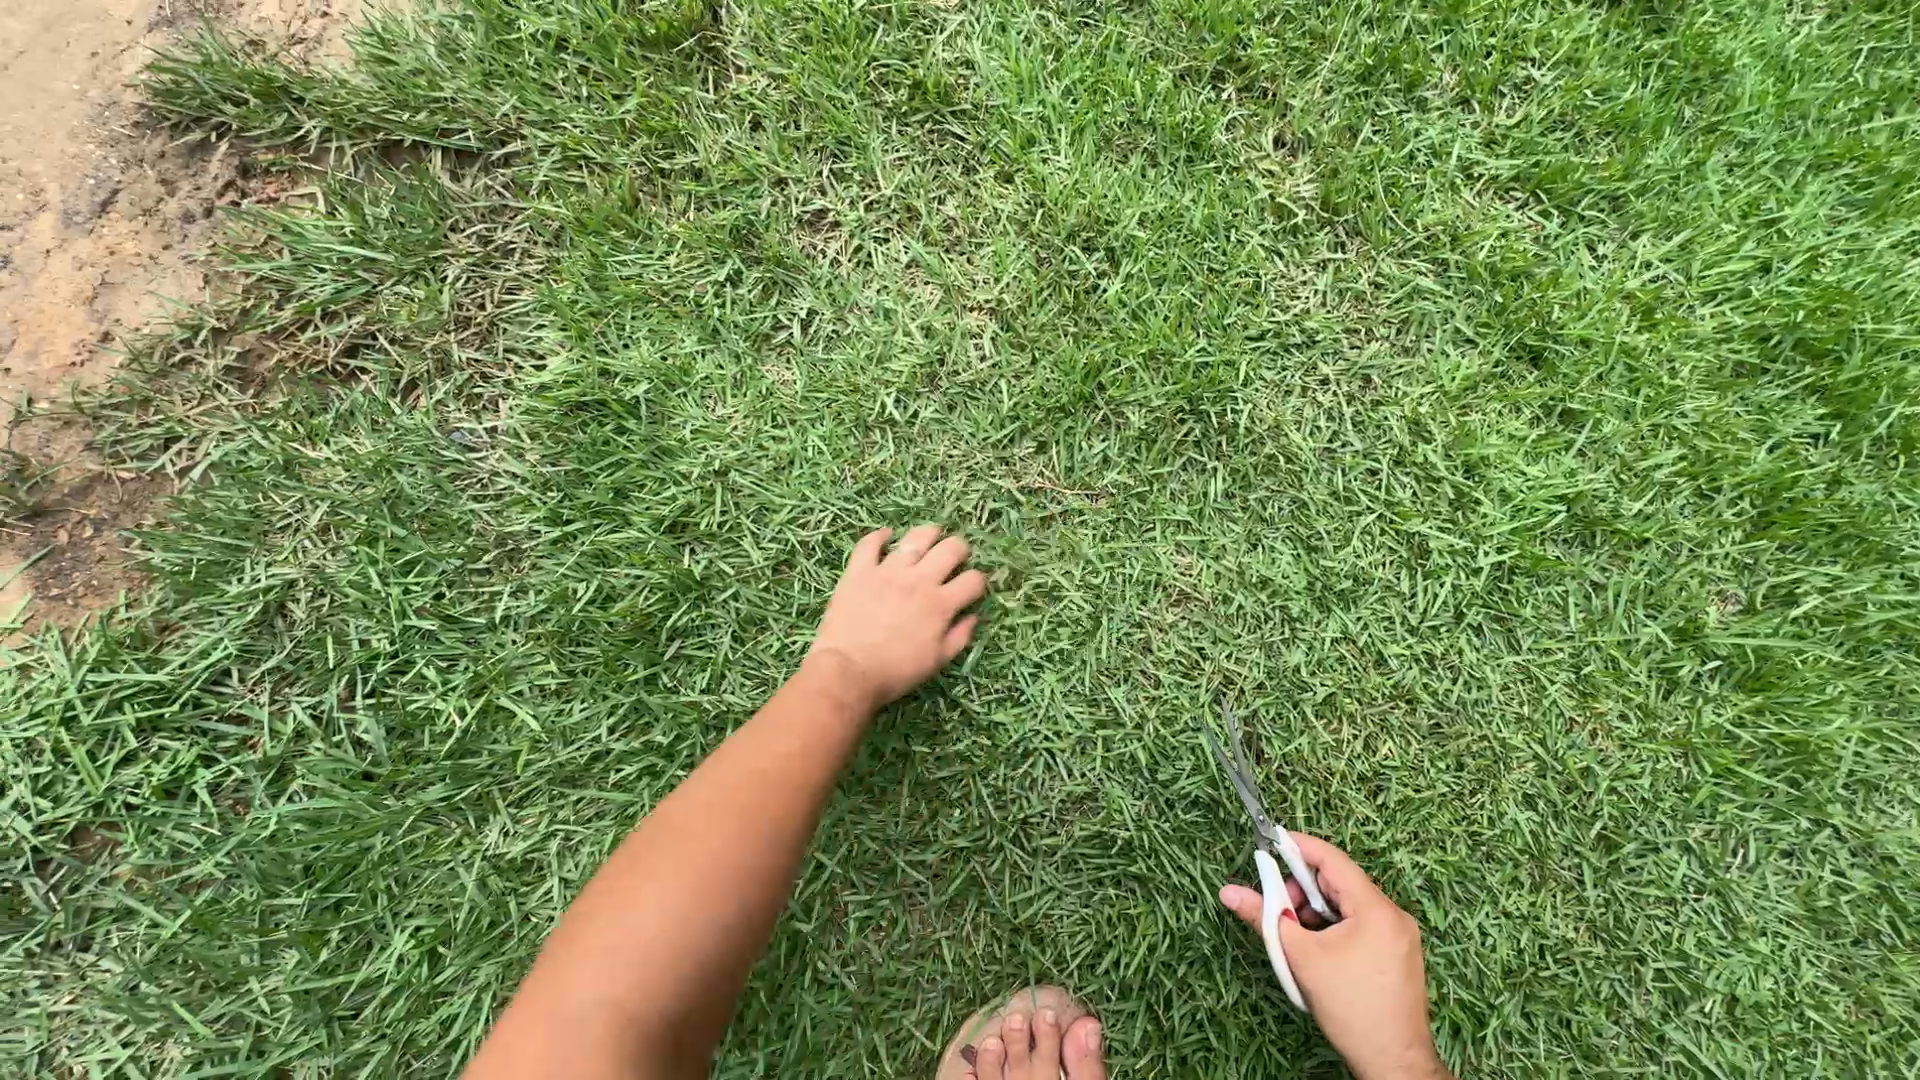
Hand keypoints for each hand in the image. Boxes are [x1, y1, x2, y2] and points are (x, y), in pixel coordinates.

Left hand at [804, 525, 986, 712]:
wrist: (848, 671)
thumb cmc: (896, 671)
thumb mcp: (936, 661)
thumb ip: (959, 637)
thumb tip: (974, 616)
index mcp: (940, 604)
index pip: (973, 580)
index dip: (979, 581)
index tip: (973, 586)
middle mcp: (919, 580)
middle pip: (950, 549)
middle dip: (960, 549)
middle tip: (956, 556)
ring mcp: (888, 571)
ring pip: (916, 538)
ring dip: (928, 534)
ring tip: (931, 535)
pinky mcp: (860, 570)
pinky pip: (870, 543)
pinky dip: (880, 536)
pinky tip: (886, 535)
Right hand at [1220, 834, 1449, 1079]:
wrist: (1394, 1063)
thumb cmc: (1348, 1006)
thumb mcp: (1299, 956)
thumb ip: (1263, 915)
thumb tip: (1228, 891)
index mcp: (1375, 908)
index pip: (1331, 859)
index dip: (1298, 846)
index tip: (1269, 842)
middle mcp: (1393, 915)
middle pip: (1338, 882)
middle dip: (1302, 889)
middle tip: (1278, 907)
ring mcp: (1400, 935)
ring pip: (1347, 904)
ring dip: (1315, 910)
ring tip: (1296, 935)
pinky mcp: (1400, 954)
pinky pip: (1360, 923)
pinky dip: (1333, 926)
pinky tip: (1316, 947)